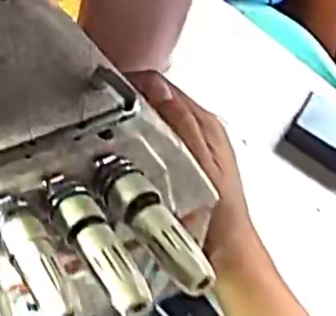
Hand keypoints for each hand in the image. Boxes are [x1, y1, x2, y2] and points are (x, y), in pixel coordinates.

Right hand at [131, 72, 261, 271]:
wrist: (227, 253)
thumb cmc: (219, 214)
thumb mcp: (199, 163)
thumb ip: (181, 122)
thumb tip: (159, 88)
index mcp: (206, 122)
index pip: (161, 83)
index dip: (133, 82)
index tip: (111, 88)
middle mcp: (201, 126)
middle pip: (157, 94)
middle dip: (132, 96)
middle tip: (108, 105)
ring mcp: (192, 139)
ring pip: (156, 110)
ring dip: (136, 112)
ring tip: (116, 122)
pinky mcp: (184, 153)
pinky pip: (157, 128)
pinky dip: (142, 129)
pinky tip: (132, 142)